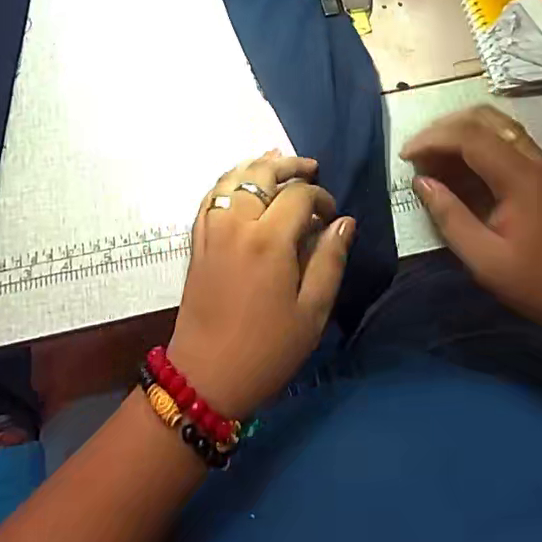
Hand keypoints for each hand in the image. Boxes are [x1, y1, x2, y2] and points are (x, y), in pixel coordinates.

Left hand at [166, 153, 353, 418]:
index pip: (298, 195)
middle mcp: (235, 225)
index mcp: (268, 241)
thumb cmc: (267, 349)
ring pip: (231, 179)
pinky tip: (243, 185)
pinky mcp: (197, 243)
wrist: (205, 377)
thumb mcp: (312, 311)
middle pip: (260, 173)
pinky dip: (229, 183)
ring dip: (257, 167)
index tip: (332, 215)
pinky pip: (211, 197)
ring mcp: (211, 231)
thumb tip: (344, 222)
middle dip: (289, 166)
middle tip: (311, 169)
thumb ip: (330, 259)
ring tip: (278, 164)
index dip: (320, 197)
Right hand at [401, 106, 541, 326]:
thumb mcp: (483, 259)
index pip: (470, 136)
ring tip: (432, 157)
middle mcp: (532, 160)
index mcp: (519, 177)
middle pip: (484, 118)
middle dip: (444, 128)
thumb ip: (450, 216)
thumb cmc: (535, 282)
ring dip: (460, 132)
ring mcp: (540, 164)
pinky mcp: (541, 174)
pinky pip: (505, 141)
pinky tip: (457, 167)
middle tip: (417, 153)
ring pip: (496, 124)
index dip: (433, 139)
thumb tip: (421, 182)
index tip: (406, 156)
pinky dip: (476, 143)